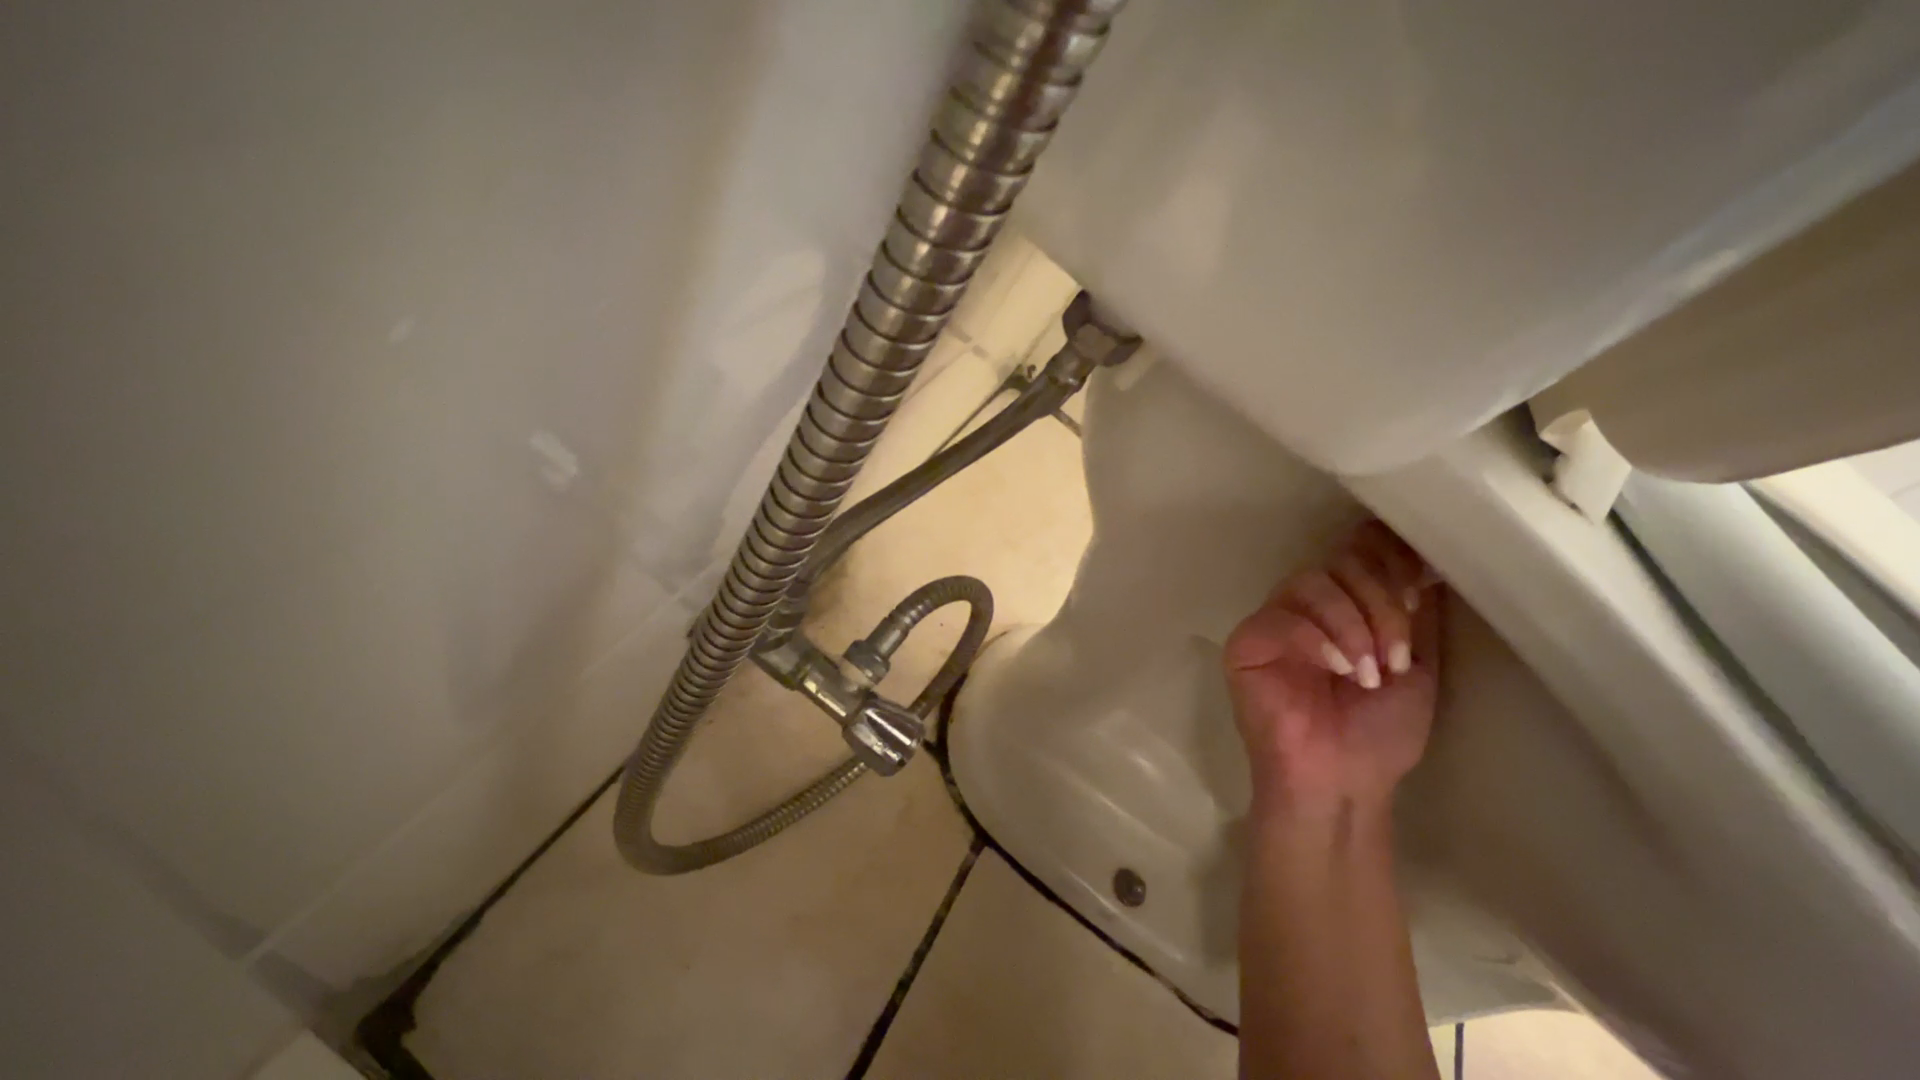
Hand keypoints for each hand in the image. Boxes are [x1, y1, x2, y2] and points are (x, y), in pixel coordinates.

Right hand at [1223, 521, 1441, 814]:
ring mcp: (1274, 621)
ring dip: (1354, 624)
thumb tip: (1433, 560)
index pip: (1362, 548)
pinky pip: (1280, 617)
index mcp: (1349, 602)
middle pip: (1344, 561)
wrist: (1344, 781)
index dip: (1391, 557)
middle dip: (1381, 604)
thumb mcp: (1418, 664)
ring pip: (1314, 582)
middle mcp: (1310, 604)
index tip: (1419, 590)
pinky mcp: (1246, 644)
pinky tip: (1338, 669)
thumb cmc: (1380, 732)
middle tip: (1395, 658)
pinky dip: (1317, 638)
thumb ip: (1419, 614)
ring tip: (1368, 674)